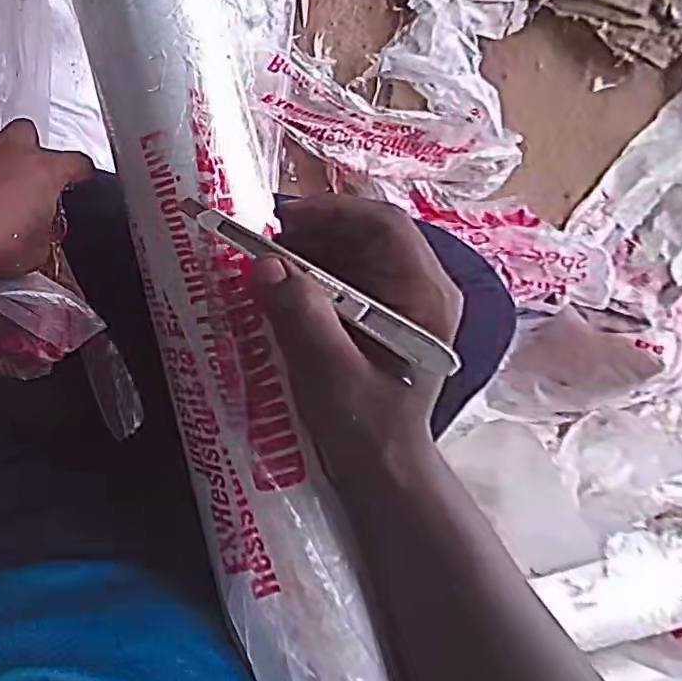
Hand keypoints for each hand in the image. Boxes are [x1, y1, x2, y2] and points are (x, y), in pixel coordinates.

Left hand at [0, 120, 92, 300]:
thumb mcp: (34, 252)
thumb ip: (44, 235)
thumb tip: (39, 234)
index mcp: (44, 168)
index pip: (76, 163)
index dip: (80, 174)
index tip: (80, 179)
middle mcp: (11, 147)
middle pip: (29, 139)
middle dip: (30, 158)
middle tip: (25, 186)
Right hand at [251, 195, 461, 453]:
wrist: (380, 468)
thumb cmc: (365, 426)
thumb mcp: (329, 374)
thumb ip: (301, 317)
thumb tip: (264, 263)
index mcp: (423, 297)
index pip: (385, 226)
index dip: (332, 212)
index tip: (278, 222)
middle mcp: (415, 289)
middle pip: (363, 233)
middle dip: (309, 231)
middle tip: (258, 245)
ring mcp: (393, 301)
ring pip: (346, 251)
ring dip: (300, 251)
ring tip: (260, 267)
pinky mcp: (370, 314)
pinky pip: (335, 275)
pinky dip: (301, 273)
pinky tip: (274, 288)